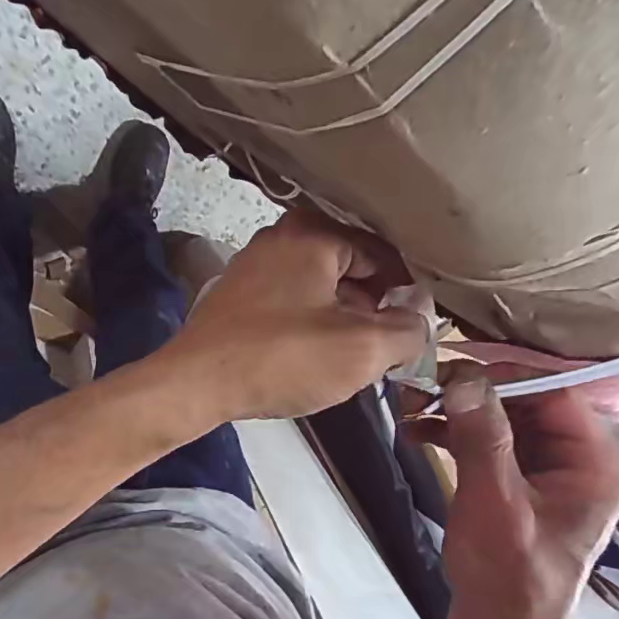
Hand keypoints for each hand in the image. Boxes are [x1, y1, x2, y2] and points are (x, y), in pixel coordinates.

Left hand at [163, 211, 427, 419]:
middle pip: (349, 268)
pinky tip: (315, 356)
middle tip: (388, 346)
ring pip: (319, 287)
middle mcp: (280, 237)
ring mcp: (254, 266)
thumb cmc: (283, 358)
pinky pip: (291, 302)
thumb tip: (421, 320)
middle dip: (374, 306)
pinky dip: (312, 324)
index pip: (381, 253)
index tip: (417, 326)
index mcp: (312, 234)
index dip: (406, 290)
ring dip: (344, 318)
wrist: (196, 384)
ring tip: (356, 357)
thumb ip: (408, 331)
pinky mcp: (238, 297)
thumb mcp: (362, 349)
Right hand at [408, 363, 618, 618]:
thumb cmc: (506, 573)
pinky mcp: (519, 477)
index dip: (504, 375)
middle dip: (473, 393)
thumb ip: (481, 437)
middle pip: (526, 400)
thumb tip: (462, 378)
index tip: (452, 370)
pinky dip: (455, 432)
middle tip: (424, 386)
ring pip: (503, 416)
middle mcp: (579, 457)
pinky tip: (417, 430)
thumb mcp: (494, 502)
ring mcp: (548, 467)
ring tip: (411, 404)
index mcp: (596, 462)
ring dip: (457, 410)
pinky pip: (489, 439)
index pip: (556, 392)